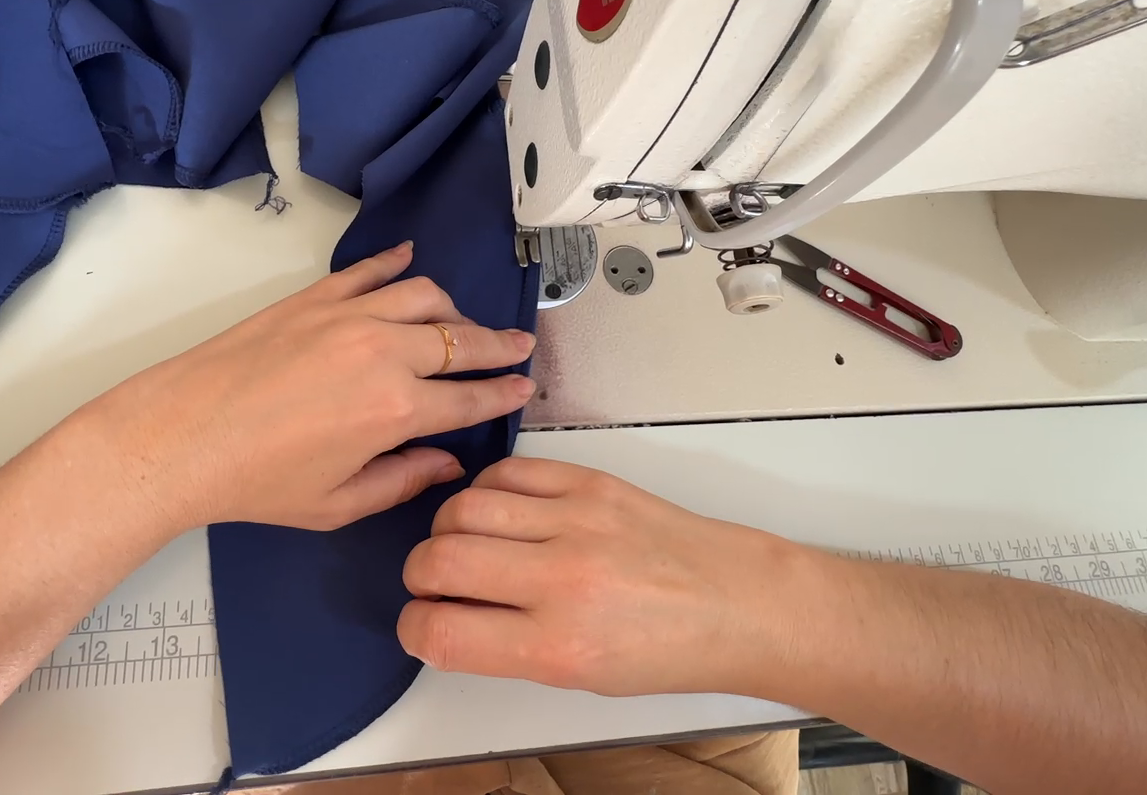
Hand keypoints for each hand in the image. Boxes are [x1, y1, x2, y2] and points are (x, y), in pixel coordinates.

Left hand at [69, 242, 534, 533]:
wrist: (181, 435)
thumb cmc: (258, 483)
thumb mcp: (338, 504)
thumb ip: (404, 481)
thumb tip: (450, 464)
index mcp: (396, 411)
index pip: (470, 398)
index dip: (504, 394)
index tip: (524, 386)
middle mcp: (385, 352)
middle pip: (461, 340)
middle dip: (499, 344)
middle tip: (519, 345)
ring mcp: (349, 315)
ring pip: (425, 295)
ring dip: (454, 308)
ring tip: (461, 321)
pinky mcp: (316, 297)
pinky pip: (369, 270)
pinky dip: (394, 262)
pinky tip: (409, 257)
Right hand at [398, 457, 803, 697]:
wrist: (733, 600)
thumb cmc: (662, 652)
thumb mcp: (581, 675)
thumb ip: (506, 648)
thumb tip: (445, 618)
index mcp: (559, 646)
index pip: (443, 632)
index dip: (413, 628)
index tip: (420, 624)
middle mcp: (561, 578)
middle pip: (440, 560)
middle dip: (418, 574)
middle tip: (432, 581)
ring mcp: (575, 518)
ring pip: (464, 506)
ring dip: (446, 528)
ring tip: (463, 541)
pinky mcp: (588, 479)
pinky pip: (507, 471)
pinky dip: (485, 490)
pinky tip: (497, 510)